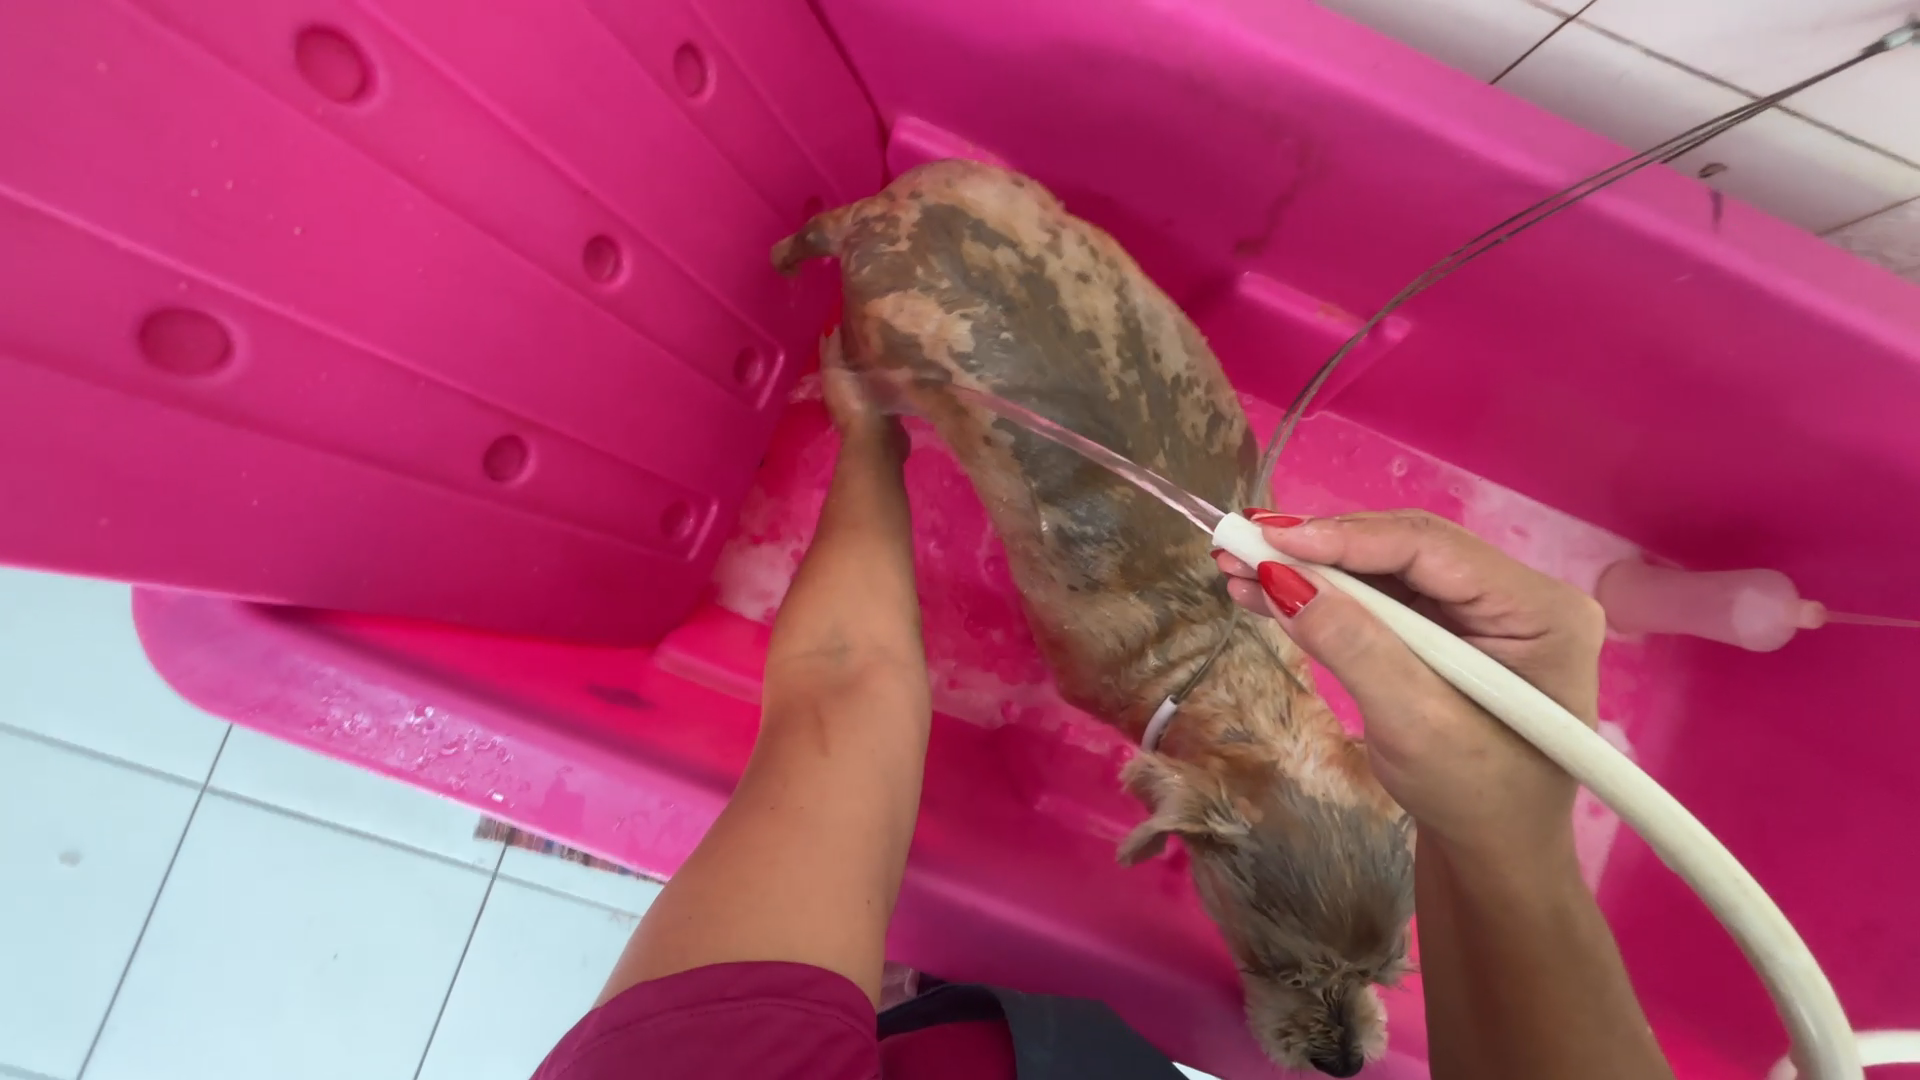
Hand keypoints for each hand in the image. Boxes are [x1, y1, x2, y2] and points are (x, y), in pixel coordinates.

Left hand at [820, 328, 908, 459]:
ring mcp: (871, 400)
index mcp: (835, 381)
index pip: (835, 354)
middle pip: (856, 364)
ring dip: (881, 361)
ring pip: (874, 375)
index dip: (840, 336)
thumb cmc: (854, 403)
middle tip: (878, 321)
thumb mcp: (836, 373)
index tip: (853, 314)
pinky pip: (891, 386)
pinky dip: (895, 376)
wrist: (879, 439)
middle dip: (863, 347)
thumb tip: (831, 328)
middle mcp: (851, 390)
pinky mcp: (891, 408)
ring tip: (895, 338)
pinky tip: (906, 363)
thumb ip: (833, 352)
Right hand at [1215, 510, 1605, 863]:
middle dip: (1314, 547)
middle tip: (1240, 542)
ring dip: (1302, 566)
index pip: (1427, 548)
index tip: (1268, 536)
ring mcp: (1467, 606)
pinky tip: (1260, 589)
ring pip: (1373, 565)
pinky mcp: (1431, 623)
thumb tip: (1279, 580)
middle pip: (1396, 546)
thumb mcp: (1413, 722)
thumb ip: (1352, 645)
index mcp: (1535, 610)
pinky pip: (1364, 593)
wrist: (1491, 841)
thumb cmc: (1472, 793)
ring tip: (1236, 564)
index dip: (1343, 537)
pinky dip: (1310, 591)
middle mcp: (1506, 593)